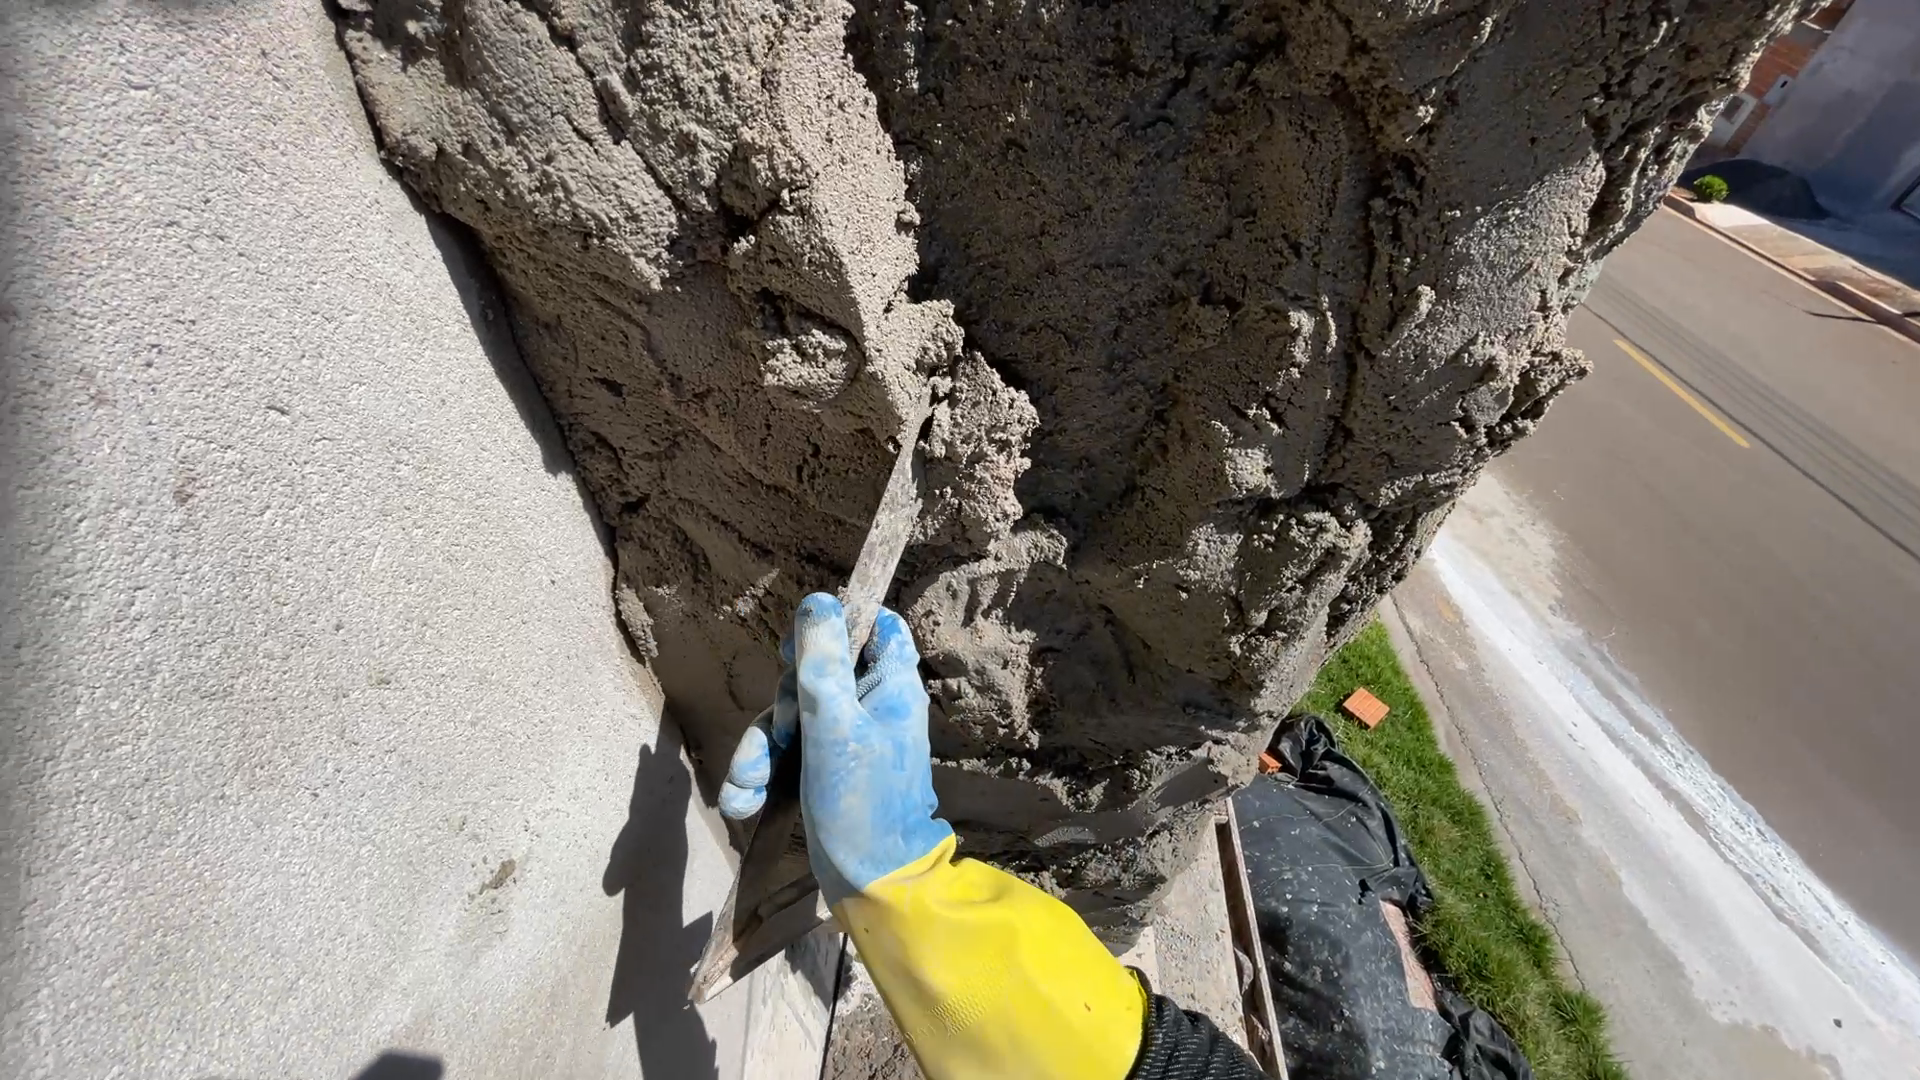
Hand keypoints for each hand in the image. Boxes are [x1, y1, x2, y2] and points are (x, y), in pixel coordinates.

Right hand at [718, 594, 952, 904]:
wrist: (871, 883)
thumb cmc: (862, 800)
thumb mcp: (835, 723)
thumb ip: (823, 661)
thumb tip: (818, 601)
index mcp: (890, 682)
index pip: (875, 624)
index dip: (836, 623)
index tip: (802, 646)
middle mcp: (870, 701)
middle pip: (818, 667)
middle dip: (785, 701)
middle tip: (785, 733)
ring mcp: (845, 734)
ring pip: (792, 711)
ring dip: (762, 745)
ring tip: (749, 782)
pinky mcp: (823, 764)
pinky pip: (786, 748)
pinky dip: (762, 769)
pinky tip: (744, 800)